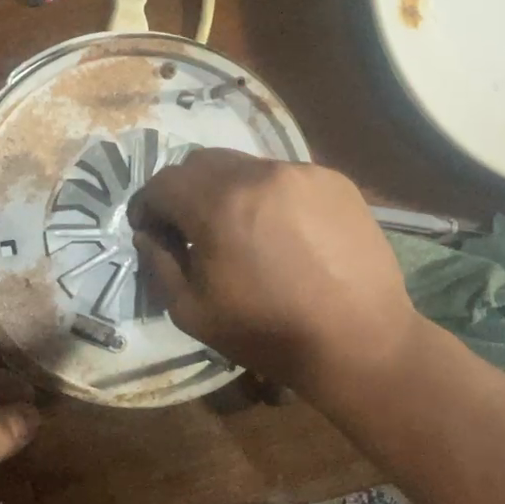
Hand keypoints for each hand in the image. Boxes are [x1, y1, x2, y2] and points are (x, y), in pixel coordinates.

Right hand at [131, 149, 423, 401]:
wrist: (358, 340)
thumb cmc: (266, 332)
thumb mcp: (191, 311)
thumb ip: (159, 264)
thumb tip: (148, 235)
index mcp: (217, 206)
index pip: (163, 182)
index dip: (146, 205)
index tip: (149, 230)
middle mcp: (258, 175)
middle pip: (200, 162)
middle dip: (182, 192)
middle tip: (187, 228)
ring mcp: (301, 173)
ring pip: (243, 166)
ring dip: (225, 191)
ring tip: (238, 231)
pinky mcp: (334, 181)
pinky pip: (283, 177)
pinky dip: (267, 197)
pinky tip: (279, 234)